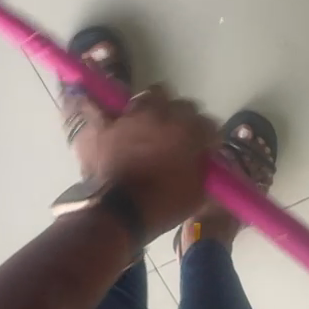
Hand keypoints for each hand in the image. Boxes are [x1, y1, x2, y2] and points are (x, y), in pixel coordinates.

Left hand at [69, 86, 217, 238]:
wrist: (120, 212)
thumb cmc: (162, 205)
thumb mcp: (196, 193)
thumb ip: (203, 168)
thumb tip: (202, 159)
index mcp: (189, 132)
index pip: (208, 124)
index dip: (206, 137)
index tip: (204, 149)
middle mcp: (163, 115)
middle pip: (181, 105)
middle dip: (184, 119)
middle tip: (178, 137)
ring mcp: (132, 116)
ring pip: (149, 96)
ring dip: (154, 108)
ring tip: (149, 124)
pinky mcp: (106, 124)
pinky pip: (100, 105)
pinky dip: (105, 109)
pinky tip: (107, 113)